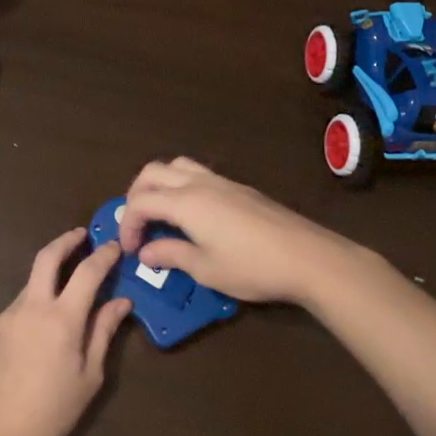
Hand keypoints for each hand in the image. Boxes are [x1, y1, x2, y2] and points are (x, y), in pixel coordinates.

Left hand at [0, 230, 131, 435]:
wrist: (3, 434)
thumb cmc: (56, 409)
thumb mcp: (91, 374)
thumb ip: (104, 331)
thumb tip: (121, 301)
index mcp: (62, 319)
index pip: (88, 272)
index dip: (104, 255)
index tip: (115, 246)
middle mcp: (31, 307)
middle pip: (47, 257)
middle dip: (66, 241)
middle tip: (82, 235)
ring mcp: (7, 315)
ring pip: (31, 283)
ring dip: (50, 278)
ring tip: (67, 292)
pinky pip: (18, 306)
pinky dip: (35, 304)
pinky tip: (43, 328)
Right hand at [119, 158, 364, 305]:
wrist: (308, 257)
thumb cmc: (252, 267)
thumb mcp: (205, 270)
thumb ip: (171, 255)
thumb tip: (146, 252)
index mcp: (185, 203)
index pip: (140, 202)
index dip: (127, 225)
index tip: (130, 251)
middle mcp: (199, 183)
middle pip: (153, 172)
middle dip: (136, 196)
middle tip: (137, 225)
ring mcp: (222, 182)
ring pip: (177, 166)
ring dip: (159, 184)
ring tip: (160, 213)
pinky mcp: (240, 189)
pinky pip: (198, 173)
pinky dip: (181, 186)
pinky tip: (192, 215)